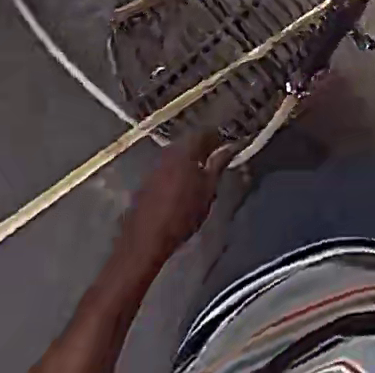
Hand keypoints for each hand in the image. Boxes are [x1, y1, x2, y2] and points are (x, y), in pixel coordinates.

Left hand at [118, 130, 234, 260]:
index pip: (205, 133)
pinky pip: (165, 170)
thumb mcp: (208, 189)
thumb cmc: (183, 213)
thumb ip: (219, 164)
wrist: (144, 242)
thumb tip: (231, 147)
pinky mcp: (144, 184)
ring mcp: (153, 169)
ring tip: (201, 174)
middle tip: (216, 158)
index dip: (218, 137)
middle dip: (203, 148)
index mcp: (184, 151)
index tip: (228, 144)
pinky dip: (176, 173)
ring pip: (176, 157)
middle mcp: (166, 154)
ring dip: (189, 161)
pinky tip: (182, 188)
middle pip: (188, 143)